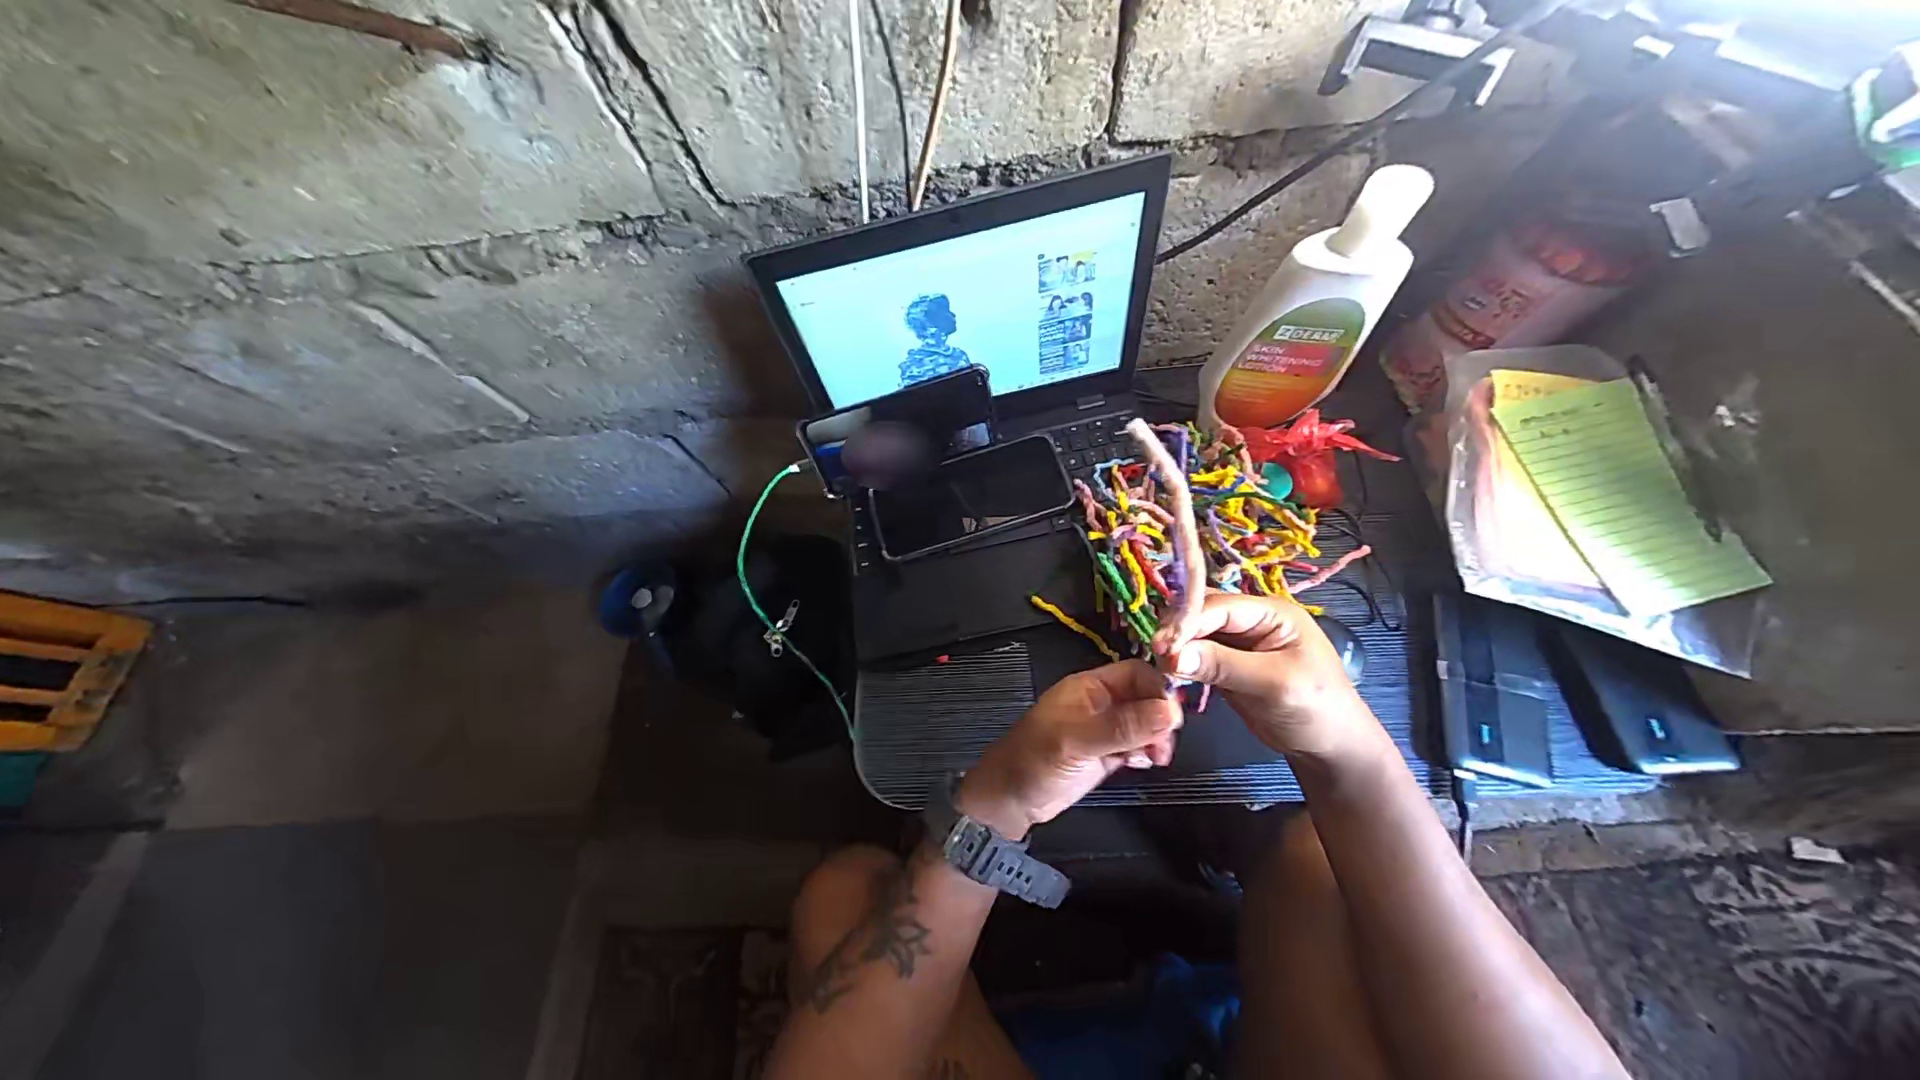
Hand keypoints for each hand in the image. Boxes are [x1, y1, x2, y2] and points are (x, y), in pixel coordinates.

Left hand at [956, 660, 1180, 839]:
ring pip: (1147, 724)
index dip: (1158, 688)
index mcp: (1089, 687)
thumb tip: (1170, 711)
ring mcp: (1105, 729)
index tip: (1174, 714)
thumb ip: (1123, 726)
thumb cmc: (1034, 760)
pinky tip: (1141, 764)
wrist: (1010, 801)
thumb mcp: (1077, 740)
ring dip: (1157, 738)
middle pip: (1146, 698)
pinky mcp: (1108, 753)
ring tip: (1154, 758)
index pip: (1136, 673)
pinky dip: (1146, 753)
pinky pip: (1139, 745)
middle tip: (1164, 743)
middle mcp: (1101, 703)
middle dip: (1161, 718)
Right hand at [1157, 592, 1375, 759]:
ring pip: (1192, 631)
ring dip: (1175, 646)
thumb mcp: (1274, 684)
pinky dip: (1179, 661)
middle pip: (1200, 611)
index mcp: (1270, 612)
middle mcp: (1249, 619)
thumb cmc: (1317, 710)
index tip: (1159, 645)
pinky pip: (1193, 653)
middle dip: (1176, 630)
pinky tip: (1169, 673)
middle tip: (1156, 655)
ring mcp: (1236, 641)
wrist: (1329, 747)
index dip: (1186, 621)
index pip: (1217, 605)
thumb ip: (1222, 665)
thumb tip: (1172, 655)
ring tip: (1161, 666)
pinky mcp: (1223, 662)